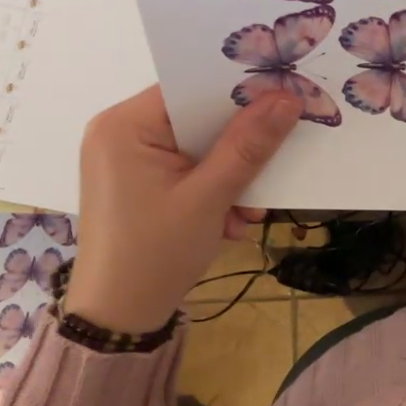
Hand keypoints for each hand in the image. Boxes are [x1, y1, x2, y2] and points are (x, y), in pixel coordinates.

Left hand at [68, 86, 299, 332]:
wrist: (118, 317)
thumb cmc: (155, 252)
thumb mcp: (209, 197)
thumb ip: (249, 145)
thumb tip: (287, 98)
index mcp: (124, 125)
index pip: (190, 87)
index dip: (238, 92)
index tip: (284, 100)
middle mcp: (120, 133)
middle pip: (197, 119)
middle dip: (238, 149)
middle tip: (272, 168)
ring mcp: (127, 160)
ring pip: (198, 148)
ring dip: (231, 177)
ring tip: (247, 212)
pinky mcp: (138, 183)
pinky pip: (187, 170)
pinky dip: (213, 192)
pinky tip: (228, 222)